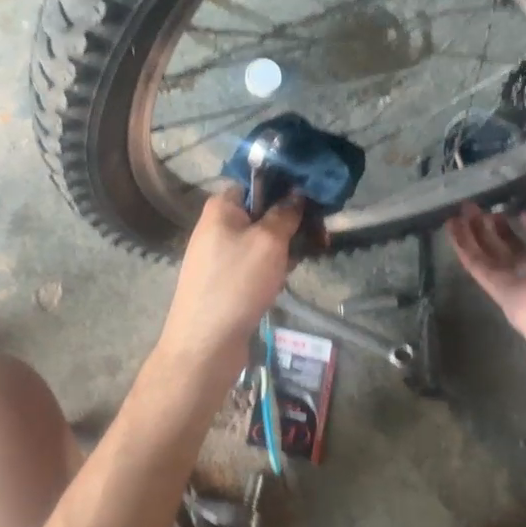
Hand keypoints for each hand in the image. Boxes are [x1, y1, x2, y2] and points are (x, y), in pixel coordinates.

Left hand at [158, 188, 304, 367]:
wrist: (205, 343)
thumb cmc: (237, 282)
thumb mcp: (269, 241)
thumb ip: (285, 213)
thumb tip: (296, 193)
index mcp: (221, 207)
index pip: (257, 182)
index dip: (285, 187)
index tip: (313, 197)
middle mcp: (217, 226)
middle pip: (262, 212)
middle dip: (291, 222)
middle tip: (320, 236)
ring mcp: (219, 255)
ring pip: (261, 240)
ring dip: (285, 248)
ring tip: (307, 259)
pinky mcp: (225, 280)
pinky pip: (254, 263)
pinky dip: (272, 268)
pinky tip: (285, 280)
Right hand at [446, 153, 525, 371]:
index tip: (509, 187)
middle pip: (510, 235)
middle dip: (494, 217)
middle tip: (476, 196)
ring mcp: (514, 274)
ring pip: (490, 248)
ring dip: (475, 228)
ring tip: (461, 206)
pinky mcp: (494, 287)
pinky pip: (476, 262)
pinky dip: (463, 245)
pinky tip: (450, 225)